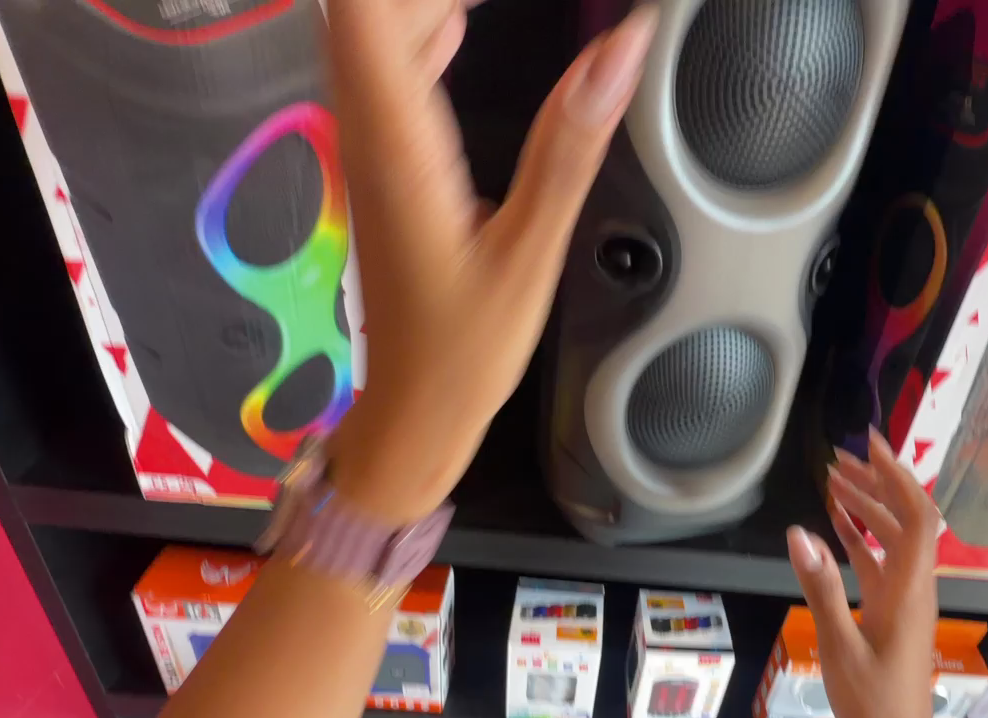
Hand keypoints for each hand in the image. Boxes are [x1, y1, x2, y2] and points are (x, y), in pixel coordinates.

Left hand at [320, 0, 657, 523]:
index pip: (371, 6)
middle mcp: (367, 133)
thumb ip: (568, 149)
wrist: (416, 407)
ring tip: (491, 1)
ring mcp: (368, 151)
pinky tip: (460, 24)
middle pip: (367, 7)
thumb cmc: (466, 350)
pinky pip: (385, 73)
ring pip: (372, 33)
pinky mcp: (384, 172)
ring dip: (425, 2)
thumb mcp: (528, 256)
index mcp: (398, 145)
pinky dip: (421, 32)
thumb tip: (621, 49)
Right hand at [786, 430, 943, 717]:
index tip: (868, 444)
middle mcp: (914, 587)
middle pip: (906, 520)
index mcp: (908, 589)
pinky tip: (837, 528)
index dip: (896, 474)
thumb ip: (820, 587)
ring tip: (834, 483)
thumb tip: (798, 533)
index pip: (915, 516)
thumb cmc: (870, 704)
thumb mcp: (838, 645)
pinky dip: (860, 540)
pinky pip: (880, 564)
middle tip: (839, 459)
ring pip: (892, 540)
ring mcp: (905, 600)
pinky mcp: (893, 614)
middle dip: (877, 483)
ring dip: (868, 508)